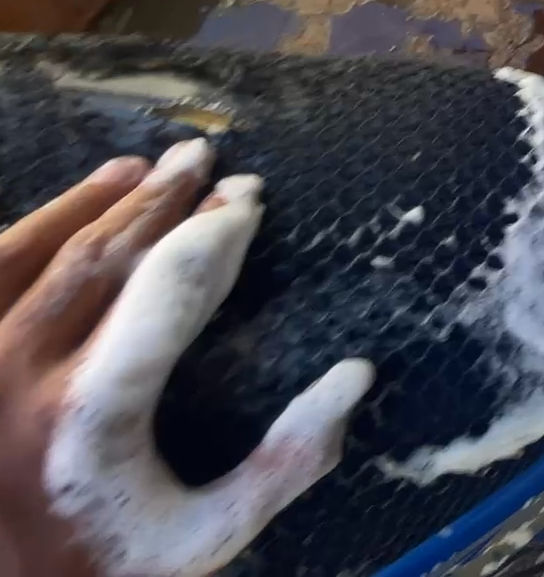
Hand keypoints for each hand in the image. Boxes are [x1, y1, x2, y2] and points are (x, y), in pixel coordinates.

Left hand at [0, 140, 372, 576]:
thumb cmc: (92, 568)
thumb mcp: (205, 537)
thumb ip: (287, 462)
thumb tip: (360, 371)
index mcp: (91, 415)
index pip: (171, 288)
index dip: (217, 232)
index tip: (251, 195)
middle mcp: (14, 382)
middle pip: (101, 259)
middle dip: (164, 202)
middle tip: (207, 157)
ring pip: (23, 257)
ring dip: (89, 205)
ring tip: (140, 167)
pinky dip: (22, 231)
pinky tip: (57, 209)